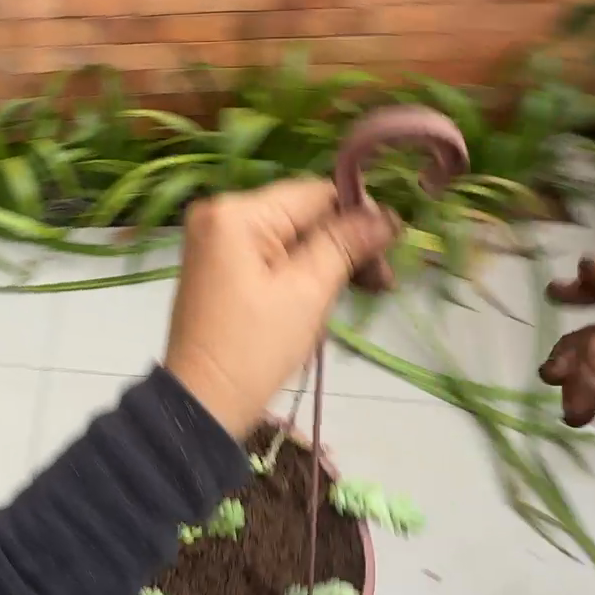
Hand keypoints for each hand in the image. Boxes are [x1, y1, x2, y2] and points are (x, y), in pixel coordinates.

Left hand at [164, 179, 388, 437]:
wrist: (203, 400)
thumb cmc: (254, 348)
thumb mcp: (308, 291)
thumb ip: (346, 243)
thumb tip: (386, 213)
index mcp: (235, 212)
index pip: (314, 193)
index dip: (358, 215)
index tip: (391, 249)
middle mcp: (218, 213)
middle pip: (302, 213)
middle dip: (345, 243)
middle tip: (382, 283)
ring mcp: (215, 238)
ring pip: (290, 234)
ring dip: (328, 259)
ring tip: (366, 291)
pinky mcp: (218, 263)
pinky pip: (270, 252)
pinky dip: (300, 269)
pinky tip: (328, 293)